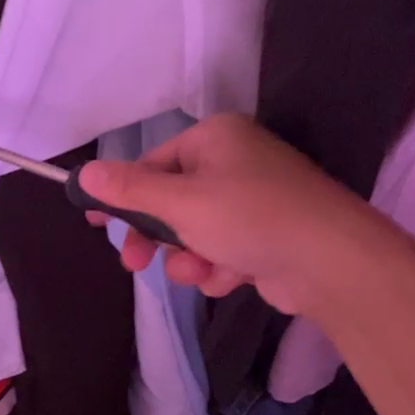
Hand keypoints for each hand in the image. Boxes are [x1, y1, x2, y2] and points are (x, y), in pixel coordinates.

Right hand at [78, 113, 403, 313]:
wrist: (330, 261)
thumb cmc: (250, 218)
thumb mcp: (179, 203)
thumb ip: (129, 191)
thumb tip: (83, 173)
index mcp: (214, 138)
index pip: (151, 164)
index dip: (120, 196)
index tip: (94, 222)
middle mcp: (234, 161)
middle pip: (170, 201)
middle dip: (157, 237)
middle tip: (135, 263)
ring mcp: (252, 200)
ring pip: (194, 233)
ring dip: (190, 258)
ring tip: (204, 269)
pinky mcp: (265, 235)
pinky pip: (221, 250)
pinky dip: (220, 267)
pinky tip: (234, 275)